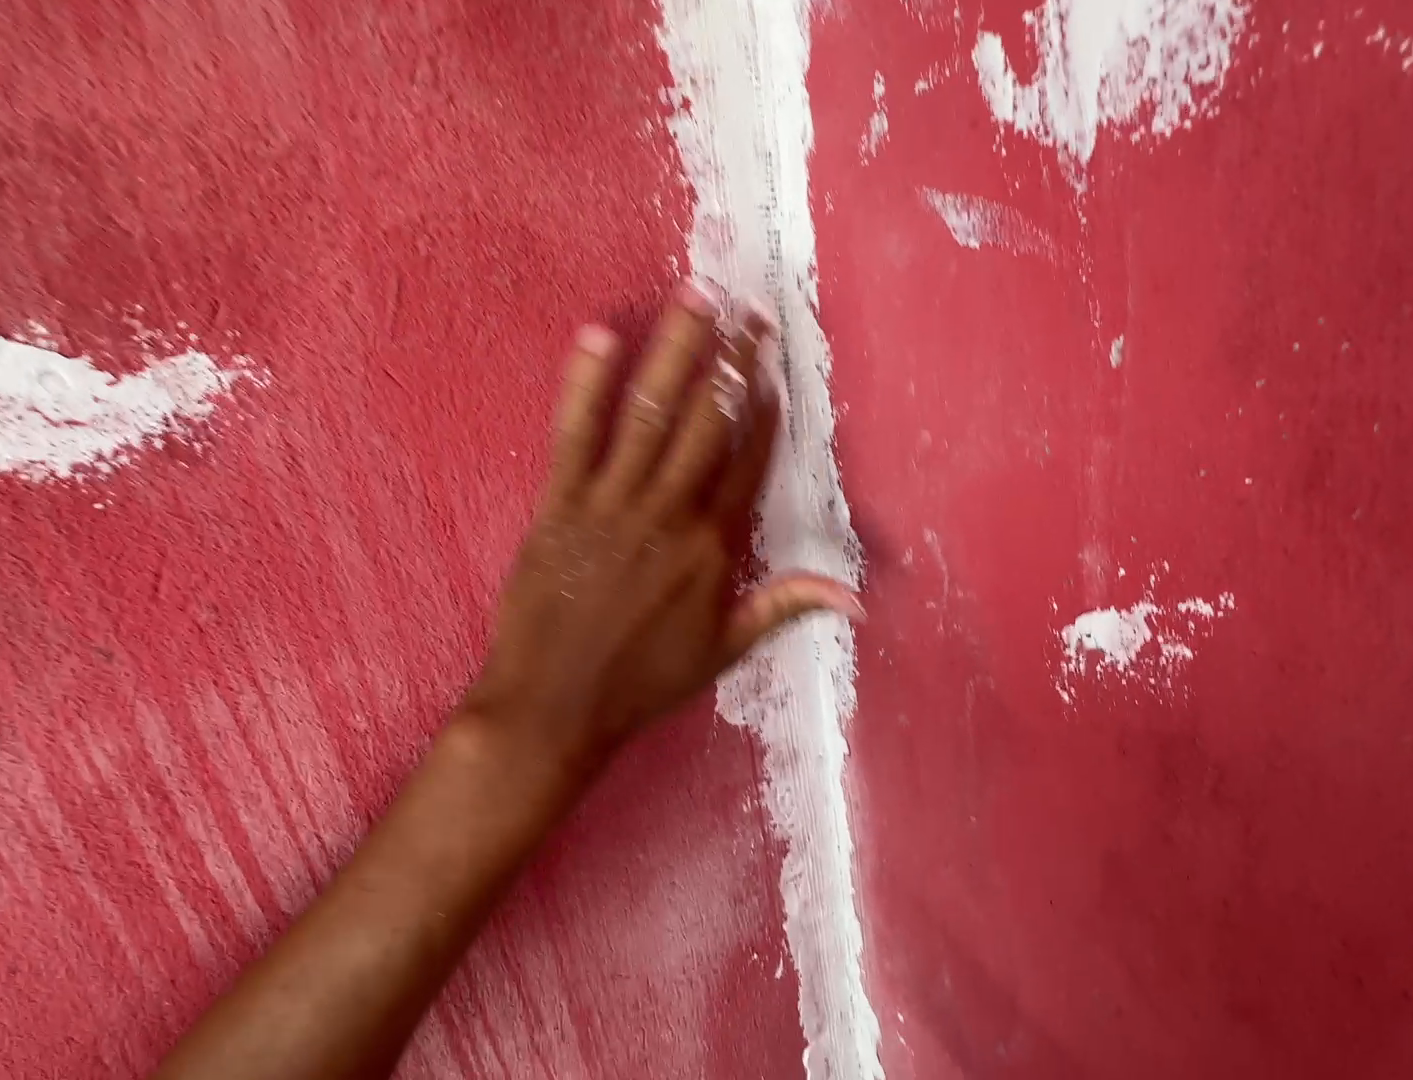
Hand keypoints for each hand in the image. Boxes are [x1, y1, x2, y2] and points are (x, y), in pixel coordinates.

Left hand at [462, 282, 861, 767]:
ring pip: (651, 414)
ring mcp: (612, 504)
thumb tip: (857, 598)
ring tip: (695, 297)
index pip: (748, 460)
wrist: (555, 705)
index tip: (773, 362)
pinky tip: (600, 336)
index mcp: (712, 547)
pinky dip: (586, 384)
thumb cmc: (643, 681)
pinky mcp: (559, 504)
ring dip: (675, 352)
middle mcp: (669, 513)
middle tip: (748, 308)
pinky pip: (575, 434)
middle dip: (732, 361)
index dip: (763, 408)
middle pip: (707, 422)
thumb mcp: (724, 650)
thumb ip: (785, 606)